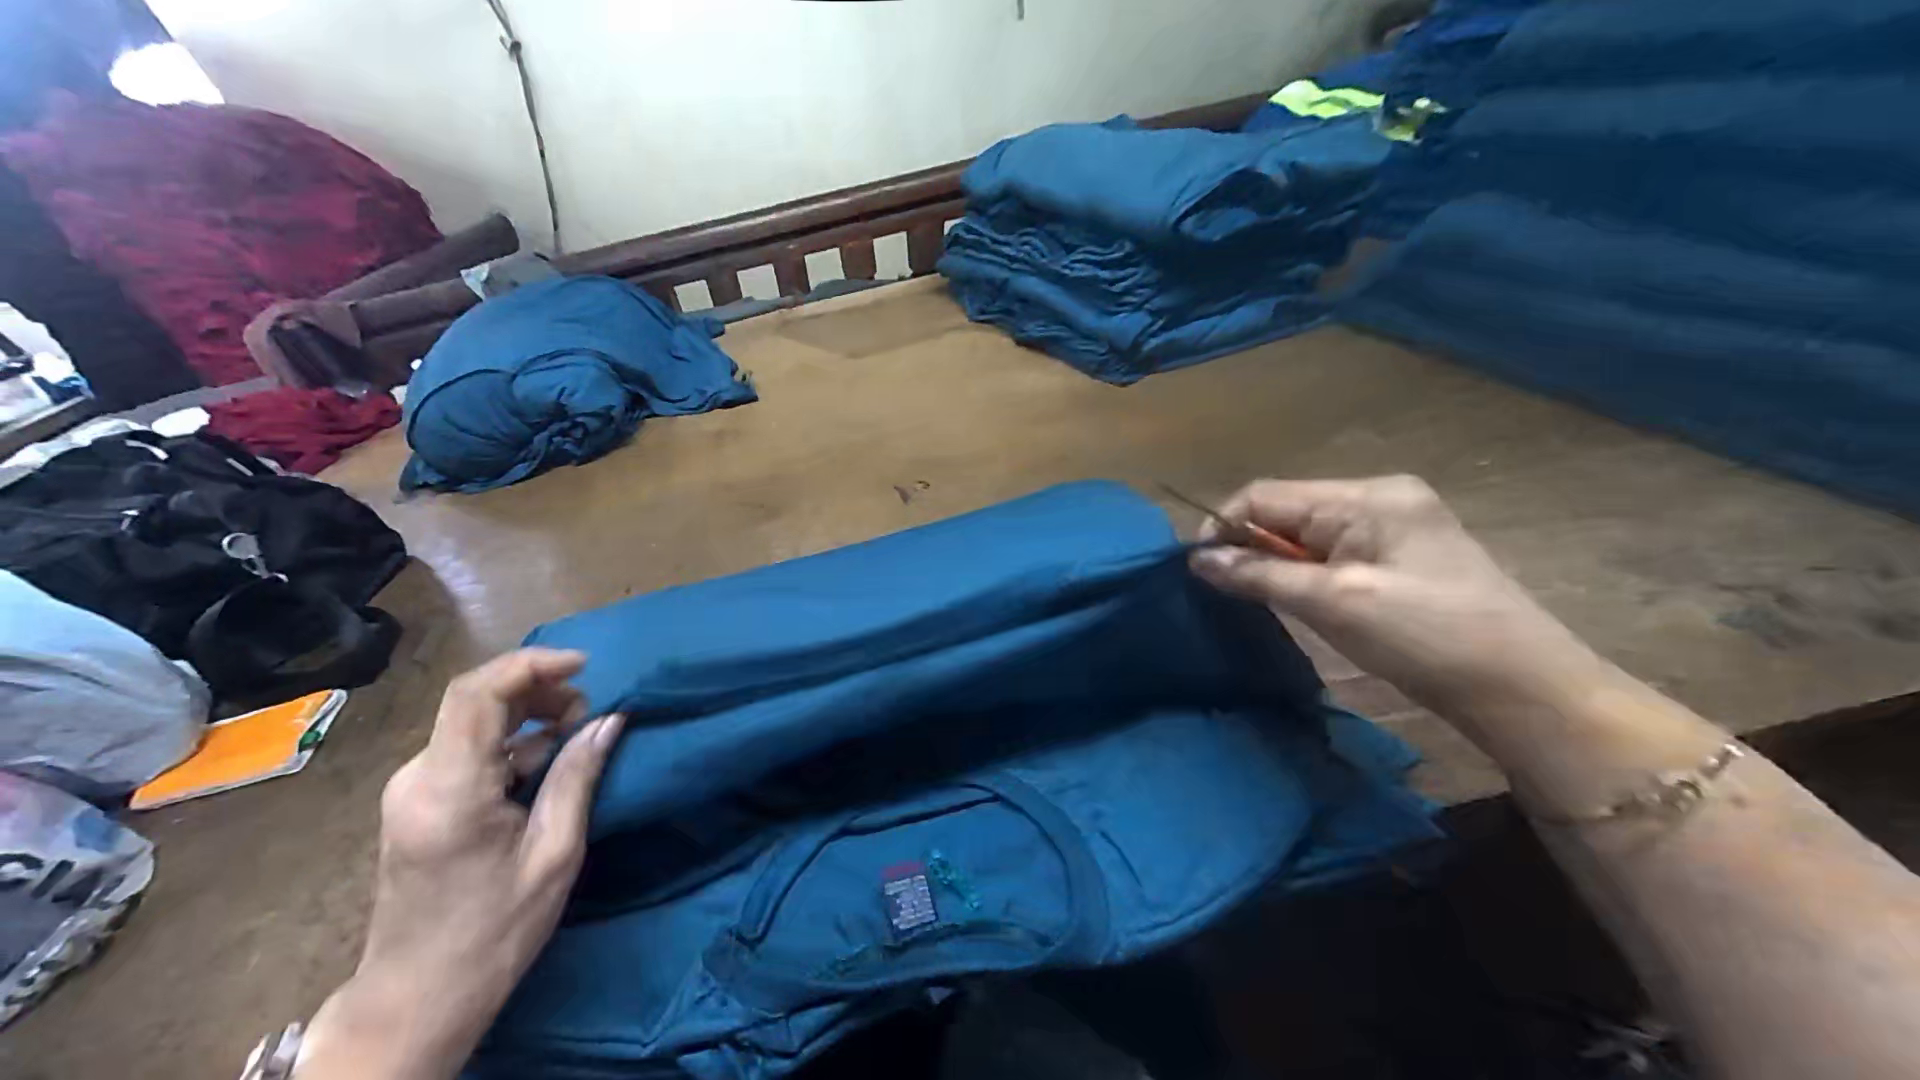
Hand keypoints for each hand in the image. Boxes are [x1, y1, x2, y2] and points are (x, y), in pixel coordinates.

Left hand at [296, 648, 623, 1079]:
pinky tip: (547, 768)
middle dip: (541, 692)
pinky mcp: (420, 800)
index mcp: (449, 789)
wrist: (417, 998)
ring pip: (477, 724)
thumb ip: (577, 776)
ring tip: (577, 740)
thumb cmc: (495, 931)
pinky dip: (516, 744)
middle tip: (590, 715)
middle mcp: (418, 777)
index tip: (584, 665)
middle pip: (477, 702)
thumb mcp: (554, 852)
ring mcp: (413, 788)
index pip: (476, 694)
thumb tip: (610, 720)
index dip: (530, 665)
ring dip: (532, 719)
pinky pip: (473, 750)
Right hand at [1189, 476, 1607, 727]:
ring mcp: (1395, 524)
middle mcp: (1380, 497)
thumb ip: (1259, 574)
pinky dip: (1305, 572)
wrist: (1524, 690)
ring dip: (1276, 562)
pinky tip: (1304, 600)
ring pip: (1305, 533)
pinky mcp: (1403, 555)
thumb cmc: (1425, 638)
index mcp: (1367, 496)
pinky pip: (1332, 551)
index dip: (1224, 526)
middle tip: (1232, 592)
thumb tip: (1197, 560)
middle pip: (1285, 510)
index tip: (1200, 571)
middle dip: (1250, 546)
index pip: (1265, 495)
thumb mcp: (1333, 603)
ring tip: (1265, 600)